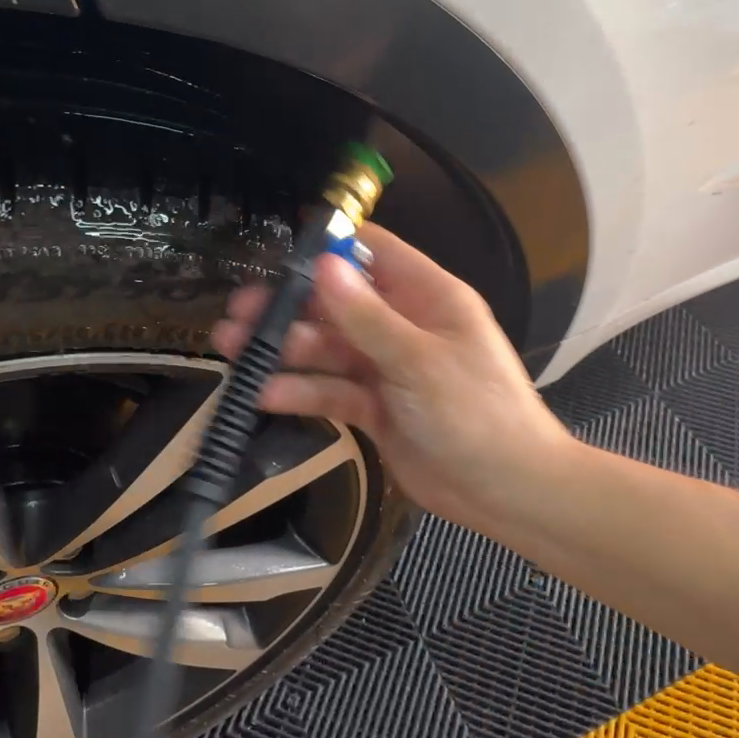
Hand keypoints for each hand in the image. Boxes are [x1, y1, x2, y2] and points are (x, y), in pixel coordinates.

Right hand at [212, 224, 575, 533]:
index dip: (328, 248)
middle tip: (238, 312)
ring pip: (328, 349)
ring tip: (232, 349)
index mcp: (428, 296)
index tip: (277, 251)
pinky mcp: (376, 407)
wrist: (506, 490)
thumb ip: (366, 317)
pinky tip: (262, 394)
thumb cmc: (475, 412)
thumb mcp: (419, 360)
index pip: (374, 252)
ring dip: (284, 349)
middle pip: (339, 304)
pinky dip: (300, 392)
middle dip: (290, 307)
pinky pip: (332, 391)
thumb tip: (322, 263)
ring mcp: (389, 368)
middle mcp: (405, 325)